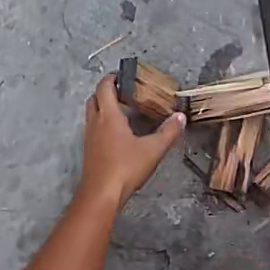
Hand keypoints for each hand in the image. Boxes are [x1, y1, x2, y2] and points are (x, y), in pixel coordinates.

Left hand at [80, 74, 183, 207]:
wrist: (101, 194)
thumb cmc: (125, 168)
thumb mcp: (153, 150)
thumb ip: (168, 132)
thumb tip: (180, 116)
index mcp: (108, 116)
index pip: (104, 87)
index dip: (112, 78)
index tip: (123, 75)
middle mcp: (95, 123)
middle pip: (94, 98)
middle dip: (106, 91)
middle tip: (124, 91)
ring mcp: (89, 137)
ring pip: (92, 113)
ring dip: (103, 106)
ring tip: (123, 109)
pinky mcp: (89, 150)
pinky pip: (93, 128)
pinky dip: (102, 122)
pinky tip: (118, 133)